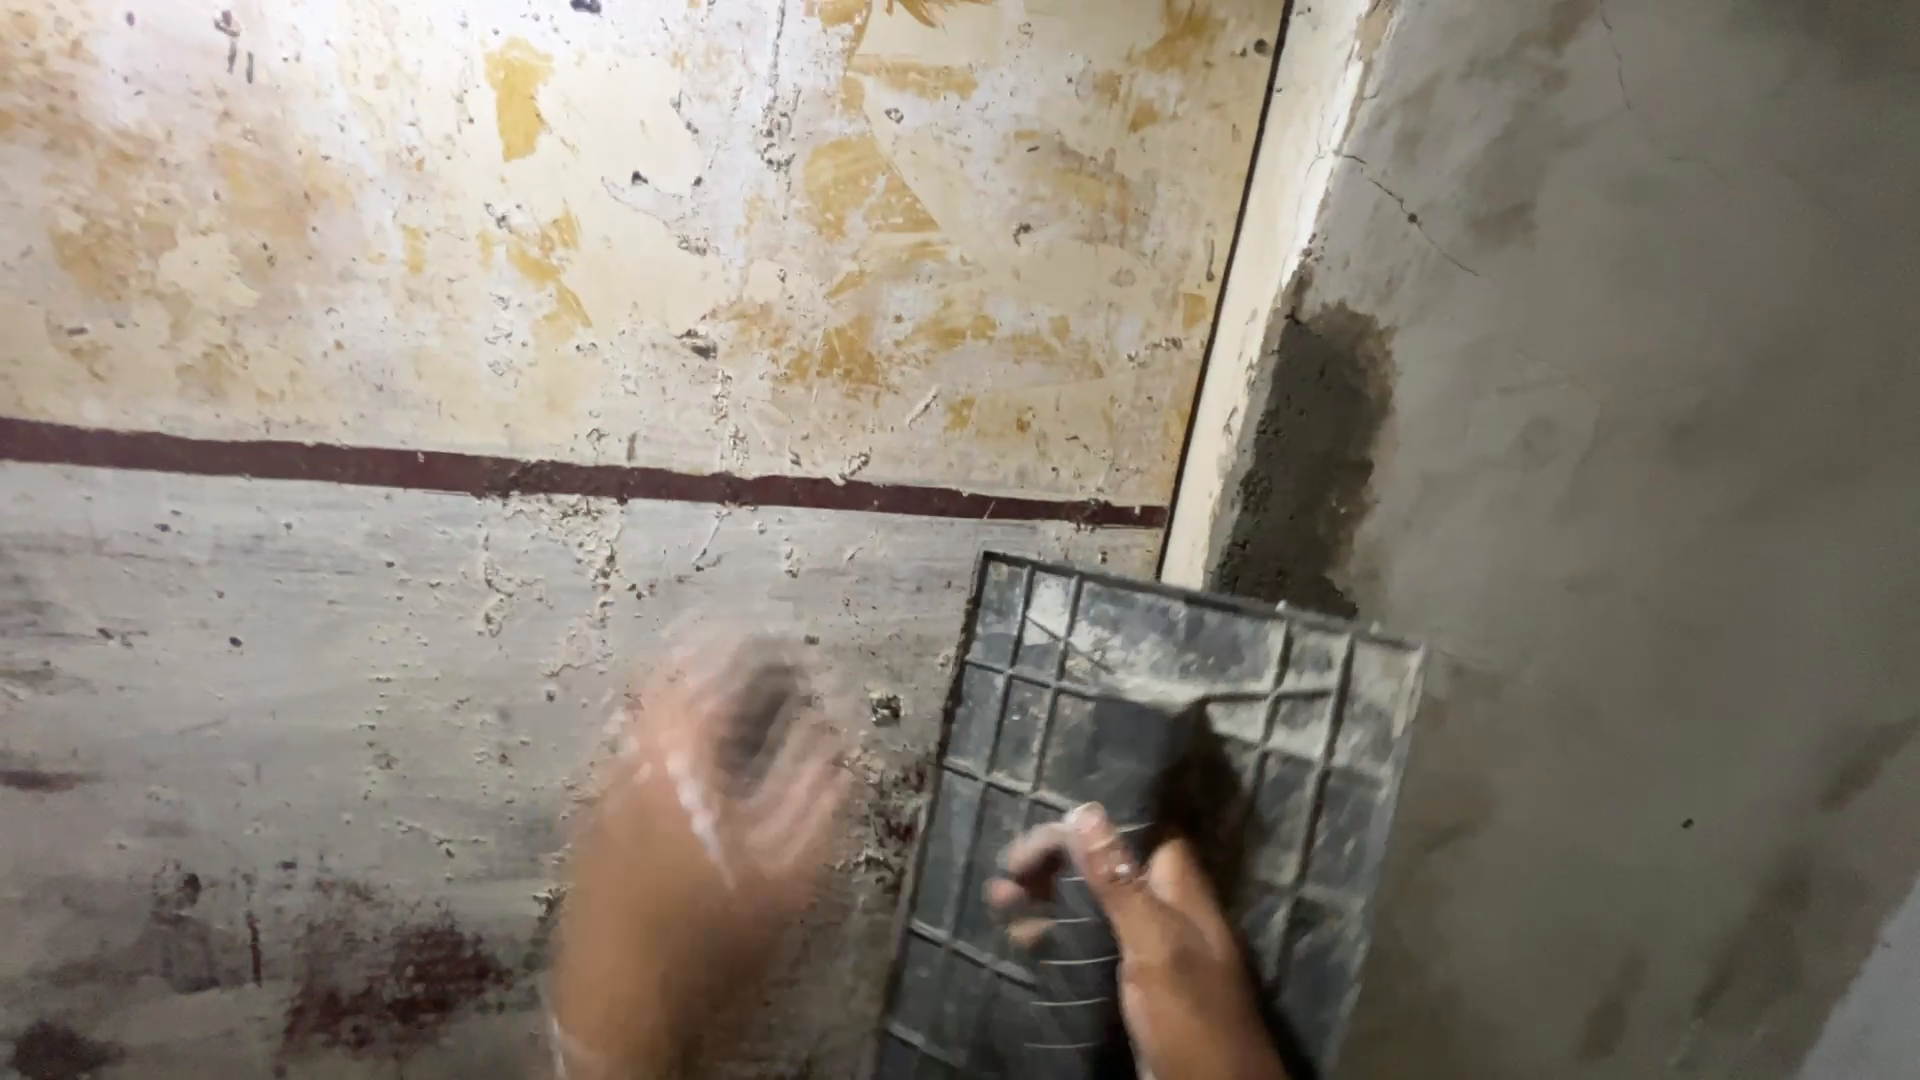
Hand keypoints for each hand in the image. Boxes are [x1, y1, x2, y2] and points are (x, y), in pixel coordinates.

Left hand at [549, 637, 849, 1077]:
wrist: (621, 1013)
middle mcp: (632, 757)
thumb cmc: (714, 942)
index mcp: (684, 760)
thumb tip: (836, 728)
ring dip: (683, 673)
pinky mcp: (591, 810)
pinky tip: (685, 731)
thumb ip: (821, 786)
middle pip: (668, 669)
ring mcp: (603, 783)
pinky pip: (627, 733)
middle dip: (712, 643)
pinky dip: (660, 711)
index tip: (782, 636)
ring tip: (720, 668)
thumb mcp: (791, 869)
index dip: (755, 642)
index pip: (716, 667)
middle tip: (748, 638)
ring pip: (641, 699)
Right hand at [986, 804, 1287, 1079]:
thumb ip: (1120, 881)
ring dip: (1046, 896)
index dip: (1094, 822)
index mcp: (1178, 890)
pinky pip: (1084, 942)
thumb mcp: (1155, 944)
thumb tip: (1085, 809)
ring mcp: (1144, 947)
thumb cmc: (1192, 1017)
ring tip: (999, 896)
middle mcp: (1161, 910)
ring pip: (1089, 903)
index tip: (1049, 824)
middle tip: (1010, 870)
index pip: (1137, 831)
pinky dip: (1052, 933)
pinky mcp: (1127, 983)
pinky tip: (1020, 934)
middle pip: (1105, 865)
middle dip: (1056, 861)